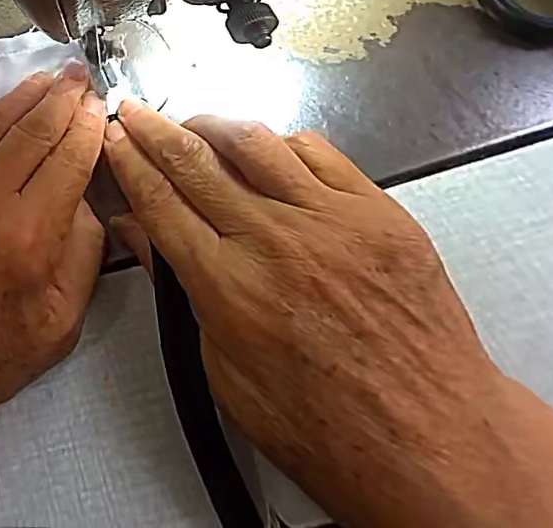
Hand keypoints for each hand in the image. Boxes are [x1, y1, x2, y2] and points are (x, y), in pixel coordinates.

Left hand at [0, 63, 108, 444]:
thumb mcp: (61, 321)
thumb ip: (85, 248)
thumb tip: (86, 189)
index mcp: (27, 238)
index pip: (69, 158)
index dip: (88, 124)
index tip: (100, 103)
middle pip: (34, 129)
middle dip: (63, 96)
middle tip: (79, 75)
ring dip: (25, 96)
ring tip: (48, 79)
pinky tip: (4, 111)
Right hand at [103, 102, 552, 527]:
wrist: (436, 441)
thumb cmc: (327, 430)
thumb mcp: (229, 377)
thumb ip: (184, 295)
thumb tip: (147, 236)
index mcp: (230, 287)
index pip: (161, 203)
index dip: (130, 164)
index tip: (115, 139)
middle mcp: (273, 239)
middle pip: (196, 162)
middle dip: (155, 130)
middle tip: (135, 111)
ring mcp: (328, 217)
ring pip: (254, 141)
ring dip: (213, 125)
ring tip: (194, 123)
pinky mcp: (374, 208)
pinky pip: (317, 150)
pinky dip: (281, 141)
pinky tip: (269, 149)